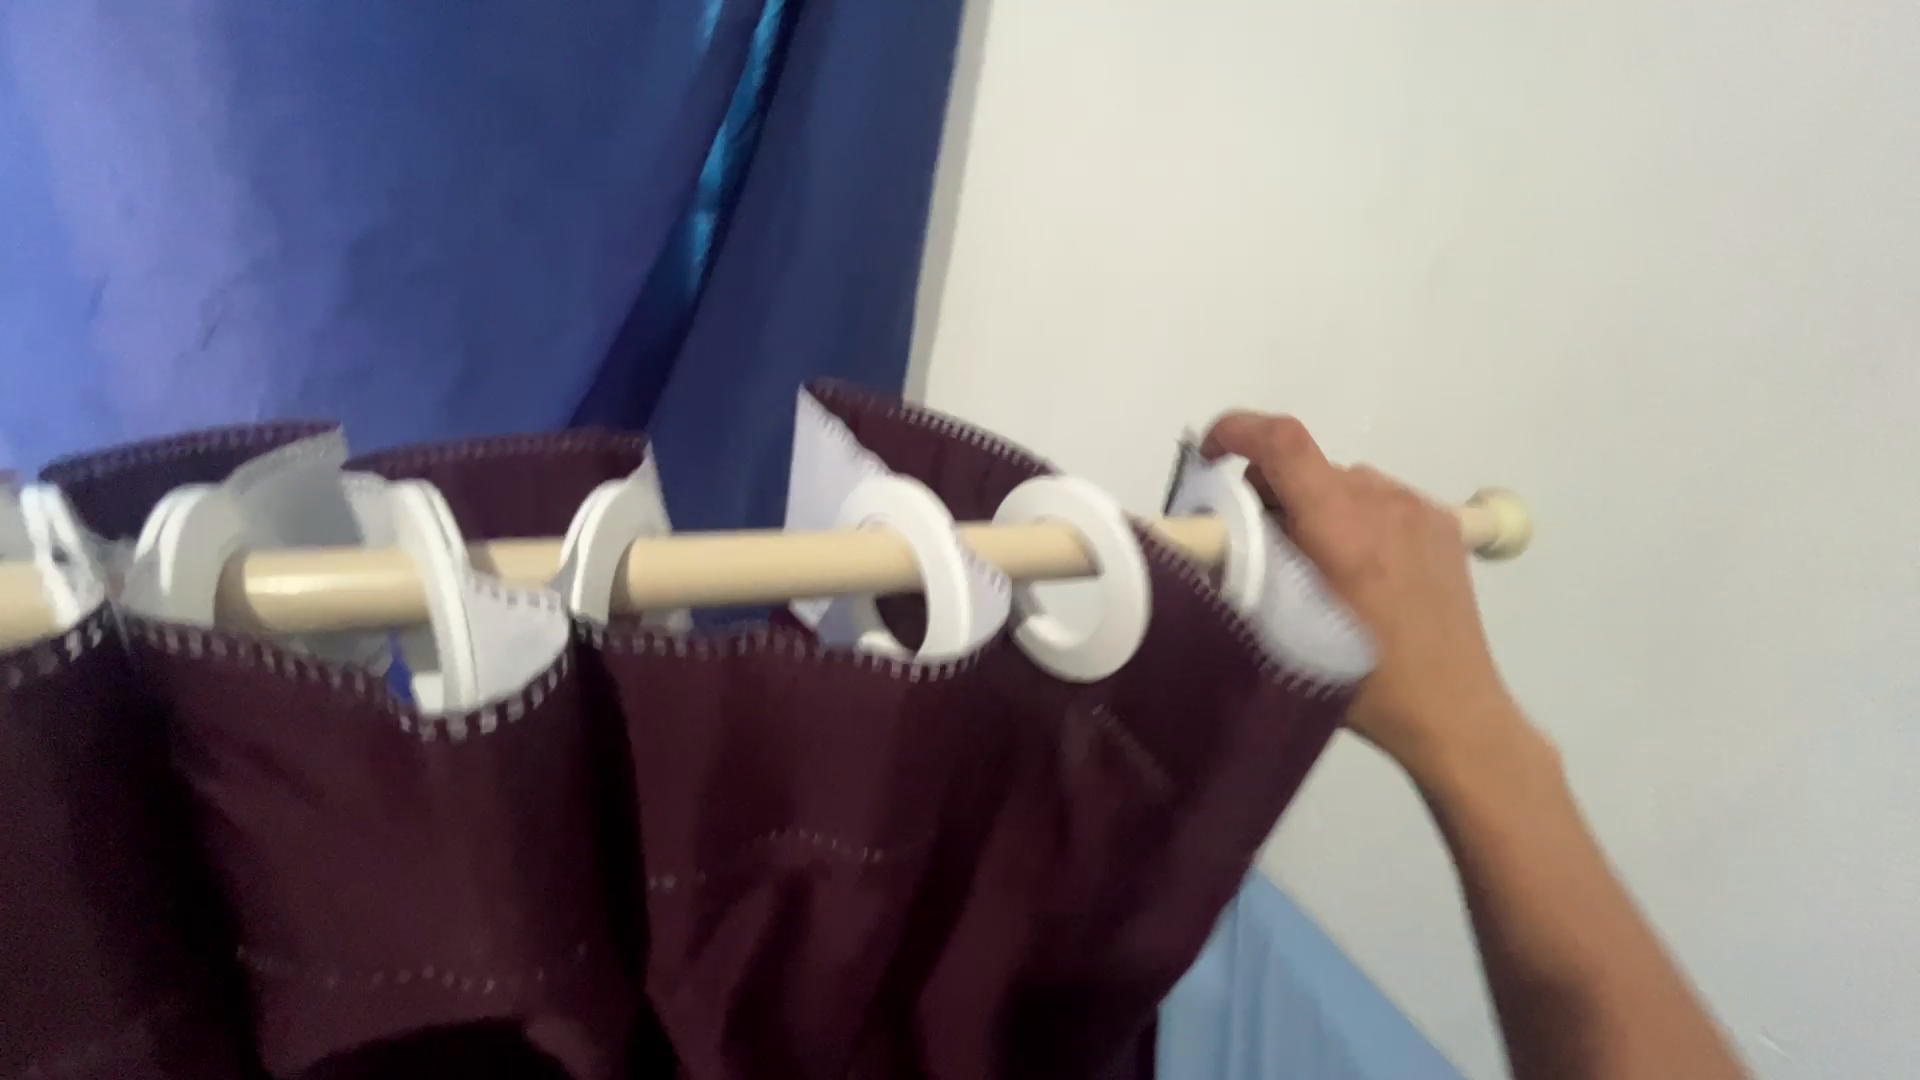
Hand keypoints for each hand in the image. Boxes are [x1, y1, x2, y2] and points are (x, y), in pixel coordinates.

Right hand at [1202, 412, 1526, 776]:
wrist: (1454, 712)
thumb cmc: (1361, 683)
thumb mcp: (1285, 628)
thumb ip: (1250, 569)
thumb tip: (1219, 531)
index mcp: (1343, 531)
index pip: (1285, 445)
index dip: (1237, 431)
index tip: (1210, 453)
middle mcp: (1384, 505)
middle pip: (1307, 465)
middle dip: (1270, 491)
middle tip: (1262, 544)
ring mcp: (1419, 510)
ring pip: (1340, 480)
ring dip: (1311, 505)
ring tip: (1315, 563)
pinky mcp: (1442, 523)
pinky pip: (1375, 496)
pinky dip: (1348, 515)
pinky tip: (1358, 567)